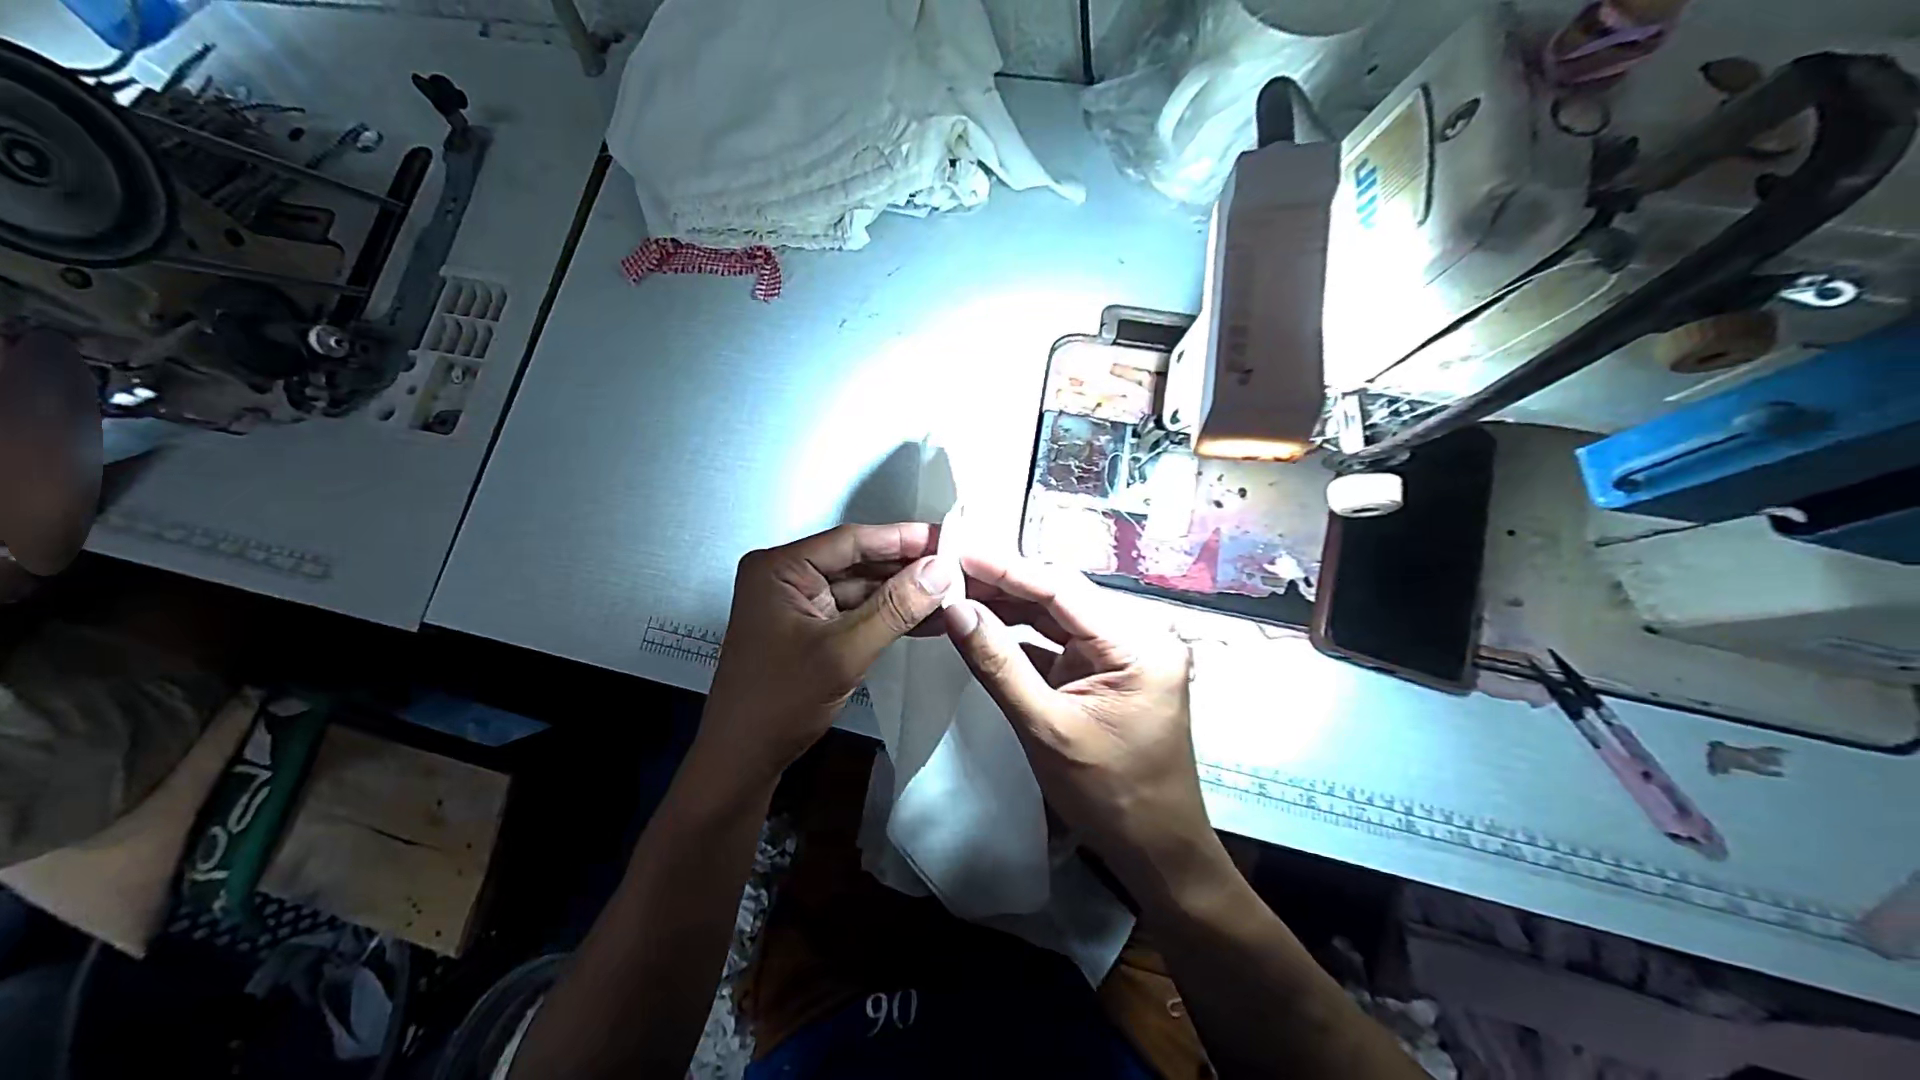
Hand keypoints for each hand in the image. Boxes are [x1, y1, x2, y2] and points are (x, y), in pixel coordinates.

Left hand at [703, 523, 956, 783]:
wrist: (743, 760)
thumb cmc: (781, 701)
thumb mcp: (844, 651)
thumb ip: (895, 607)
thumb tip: (941, 569)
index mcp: (779, 568)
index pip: (851, 541)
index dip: (902, 538)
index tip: (947, 537)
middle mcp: (786, 576)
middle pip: (858, 562)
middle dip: (907, 567)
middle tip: (958, 566)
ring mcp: (798, 604)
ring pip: (861, 588)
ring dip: (903, 594)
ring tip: (953, 592)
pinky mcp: (810, 629)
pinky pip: (856, 612)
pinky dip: (889, 617)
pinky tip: (929, 618)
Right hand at [941, 552, 1209, 886]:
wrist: (1154, 852)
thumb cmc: (1109, 797)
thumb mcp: (1046, 729)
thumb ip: (999, 665)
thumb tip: (956, 608)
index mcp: (1139, 644)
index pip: (1063, 590)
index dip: (1007, 568)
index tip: (959, 552)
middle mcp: (1135, 636)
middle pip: (1060, 597)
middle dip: (1003, 584)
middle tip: (948, 570)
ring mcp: (1119, 654)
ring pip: (1055, 616)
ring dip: (1007, 607)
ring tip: (957, 591)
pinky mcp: (1102, 672)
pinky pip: (1057, 642)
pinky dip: (1019, 637)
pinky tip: (982, 624)